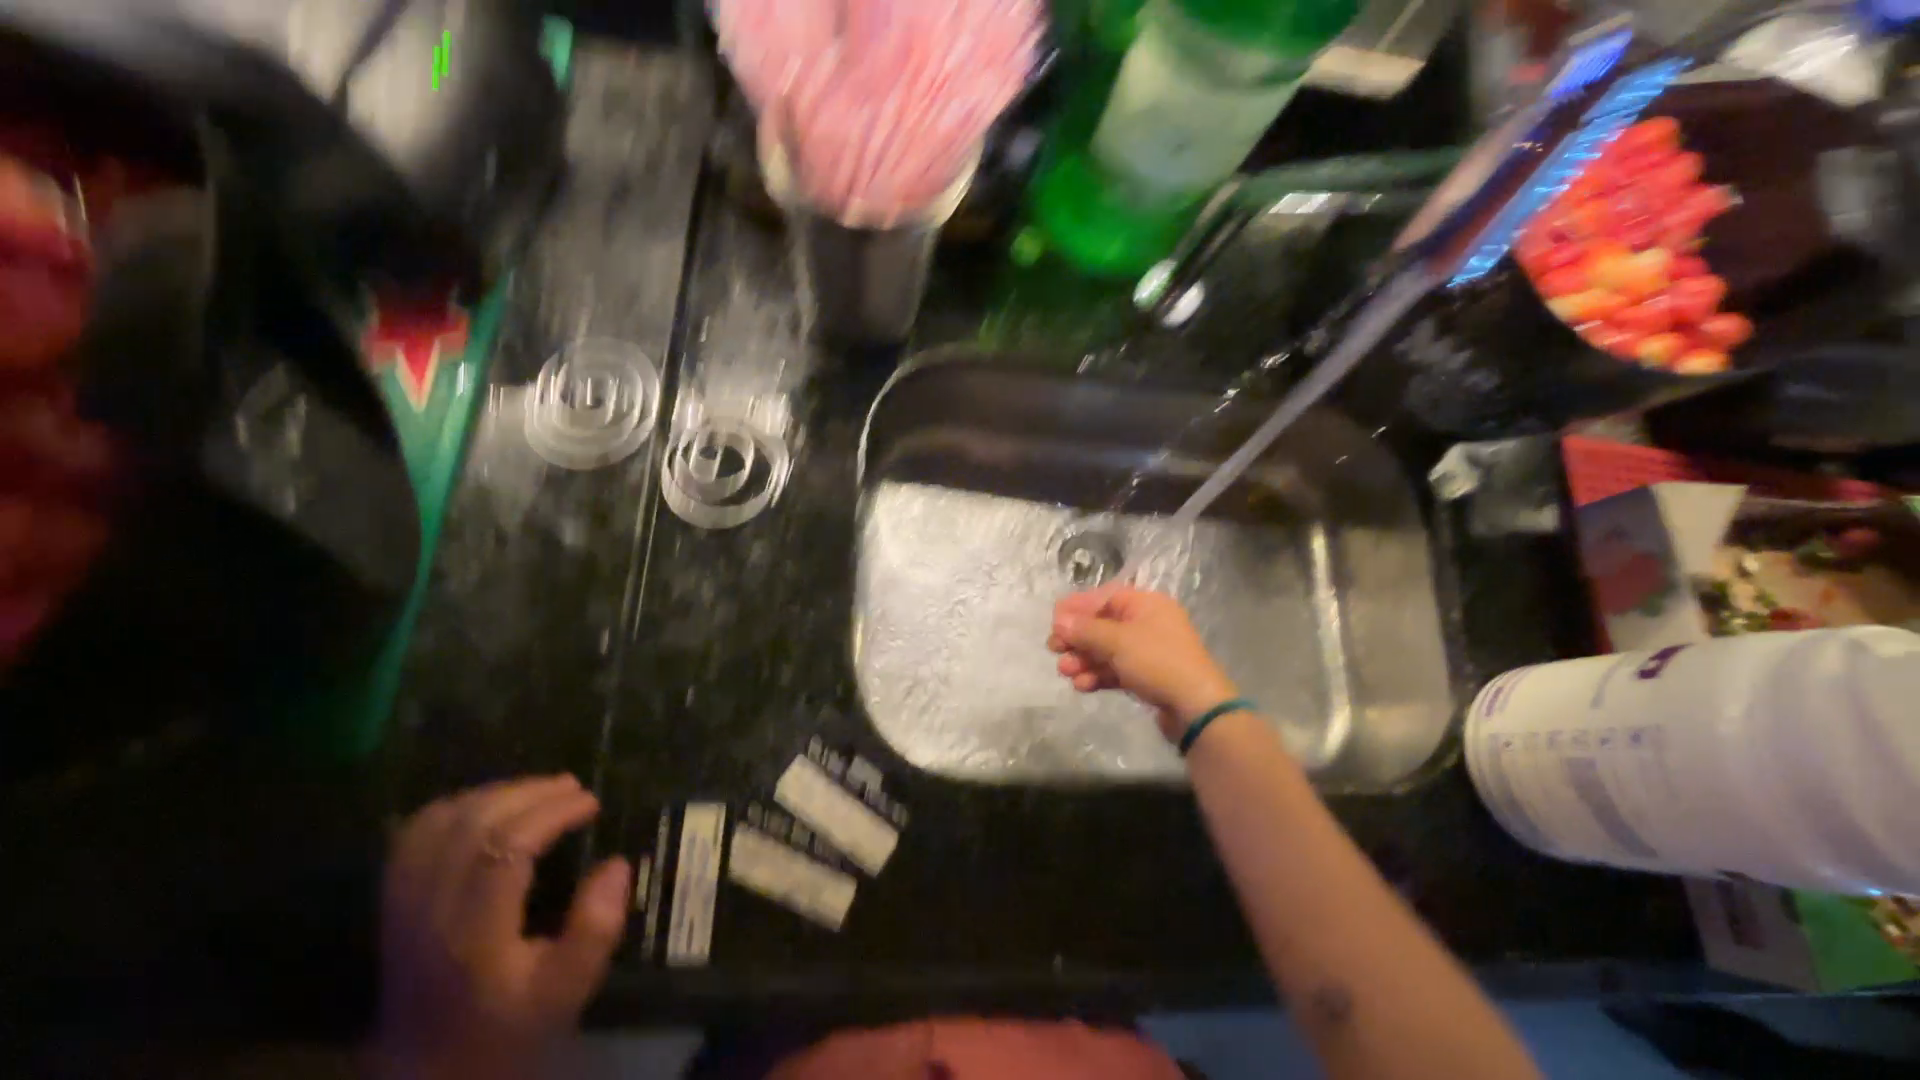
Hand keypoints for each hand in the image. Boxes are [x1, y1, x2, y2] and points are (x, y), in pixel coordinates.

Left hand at [375, 775, 630, 1079]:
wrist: (429, 1070)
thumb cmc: (507, 1028)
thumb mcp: (566, 991)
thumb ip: (594, 930)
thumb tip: (617, 864)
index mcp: (475, 933)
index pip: (505, 848)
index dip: (551, 813)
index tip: (591, 803)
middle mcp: (431, 910)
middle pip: (473, 824)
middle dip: (528, 793)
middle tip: (573, 787)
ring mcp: (404, 903)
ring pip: (441, 822)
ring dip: (494, 794)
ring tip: (538, 792)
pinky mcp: (392, 902)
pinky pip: (414, 835)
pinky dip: (454, 808)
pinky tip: (486, 807)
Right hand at [1048, 584, 1240, 742]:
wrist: (1196, 707)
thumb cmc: (1158, 662)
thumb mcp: (1118, 641)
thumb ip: (1085, 630)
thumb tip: (1059, 620)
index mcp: (1146, 604)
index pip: (1105, 597)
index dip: (1077, 607)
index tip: (1053, 621)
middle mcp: (1147, 623)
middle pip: (1103, 624)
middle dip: (1077, 638)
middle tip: (1053, 650)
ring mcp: (1148, 651)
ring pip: (1107, 650)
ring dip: (1083, 660)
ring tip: (1065, 672)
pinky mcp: (1147, 677)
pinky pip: (1116, 670)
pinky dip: (1098, 675)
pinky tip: (1082, 685)